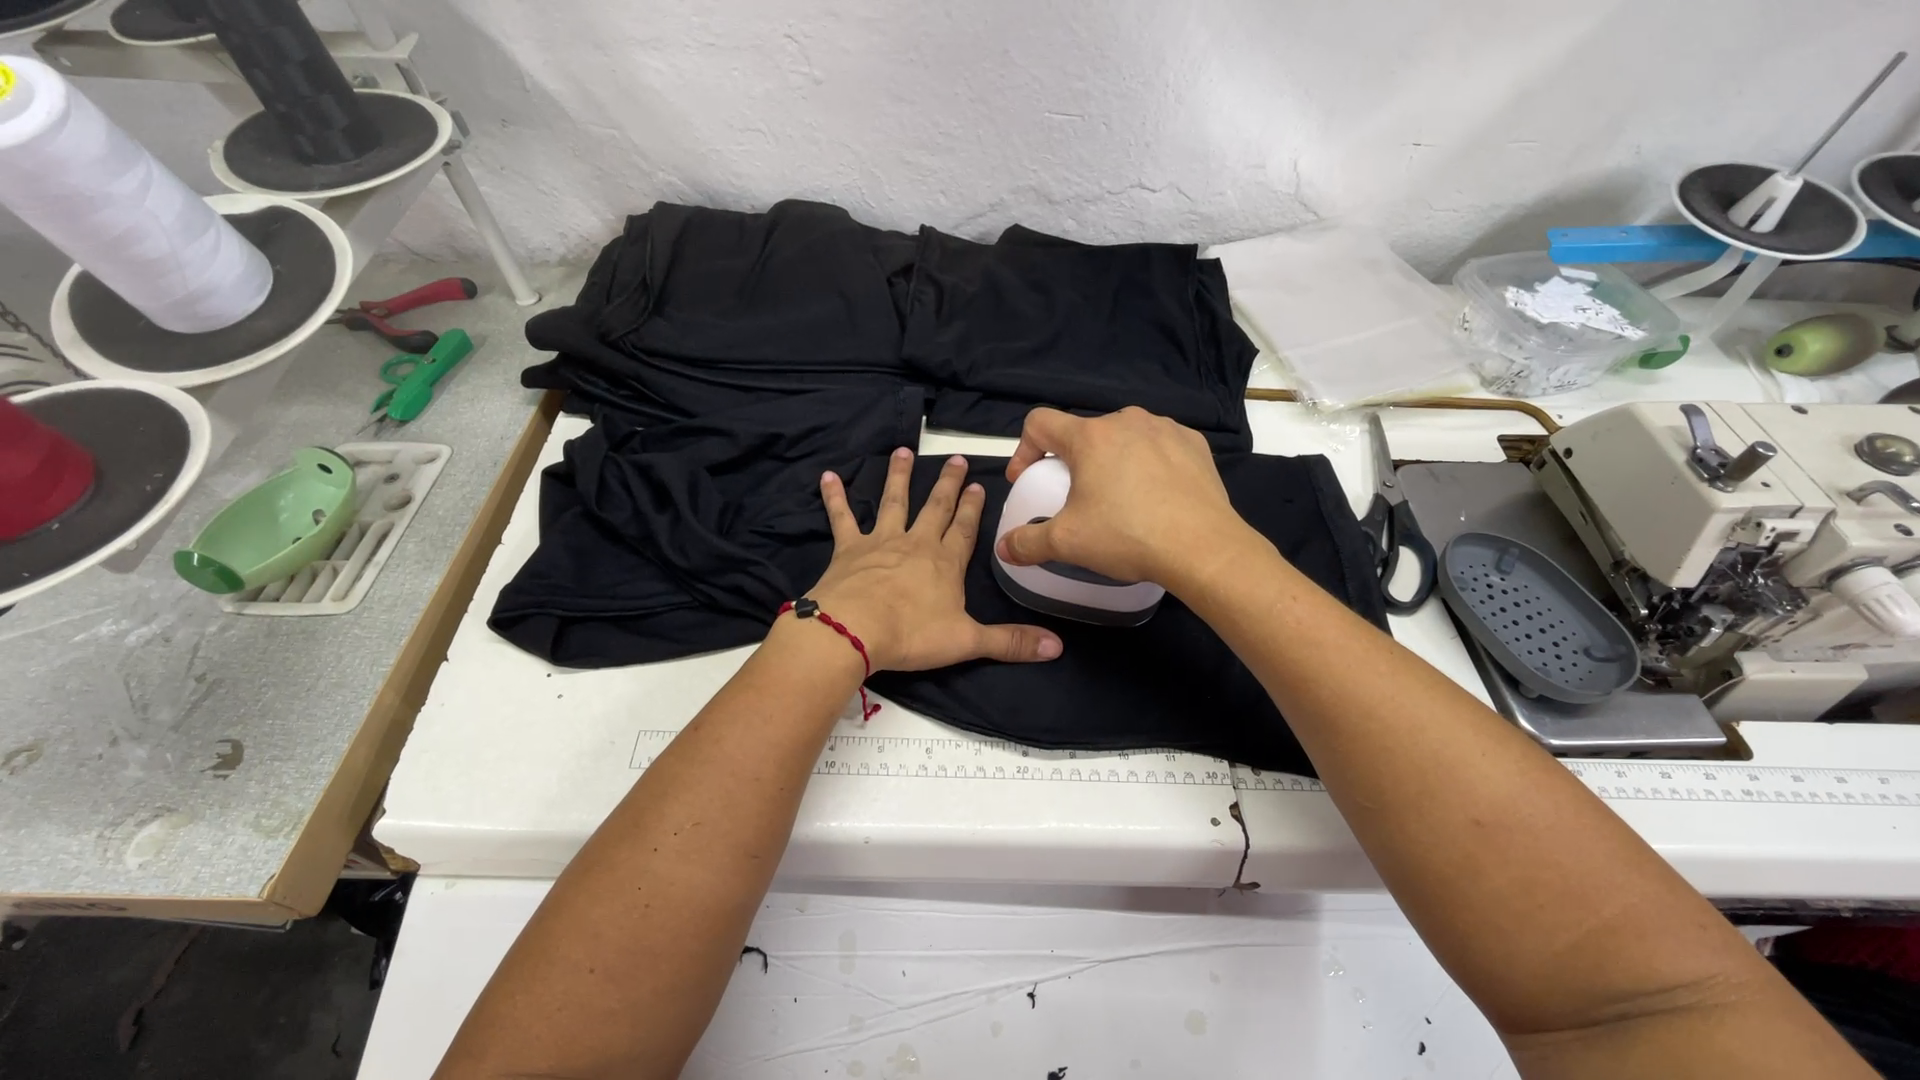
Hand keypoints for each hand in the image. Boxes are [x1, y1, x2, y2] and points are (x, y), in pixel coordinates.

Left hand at [807, 448, 1062, 671]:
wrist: (855, 630)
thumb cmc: (913, 635)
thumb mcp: (968, 641)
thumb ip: (1010, 641)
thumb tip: (1057, 647)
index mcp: (946, 563)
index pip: (965, 529)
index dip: (973, 508)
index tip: (979, 484)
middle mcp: (917, 543)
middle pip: (936, 507)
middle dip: (947, 484)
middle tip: (954, 459)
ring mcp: (881, 542)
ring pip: (893, 502)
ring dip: (899, 476)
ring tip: (902, 452)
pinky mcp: (848, 549)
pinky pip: (841, 517)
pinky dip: (835, 497)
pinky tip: (827, 477)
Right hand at [996, 407, 1260, 590]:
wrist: (1202, 547)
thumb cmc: (1127, 536)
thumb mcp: (1068, 543)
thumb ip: (1028, 542)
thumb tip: (1004, 548)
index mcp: (1089, 437)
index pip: (1040, 422)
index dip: (1025, 449)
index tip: (1027, 479)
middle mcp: (1126, 421)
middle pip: (1084, 432)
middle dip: (1072, 461)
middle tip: (1075, 497)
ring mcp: (1164, 428)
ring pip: (1123, 437)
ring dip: (1111, 460)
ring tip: (1118, 497)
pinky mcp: (1195, 444)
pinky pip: (1159, 446)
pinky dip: (1148, 464)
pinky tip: (1154, 495)